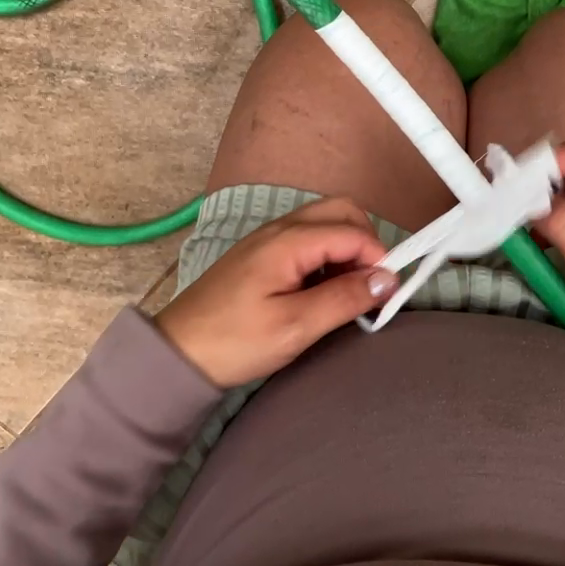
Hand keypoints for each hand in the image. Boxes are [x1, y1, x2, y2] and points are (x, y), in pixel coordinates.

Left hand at [154, 197, 397, 386]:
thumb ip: (344, 298)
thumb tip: (387, 279)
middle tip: (371, 284)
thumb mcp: (295, 327)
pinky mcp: (262, 254)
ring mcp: (268, 238)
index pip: (352, 231)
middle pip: (341, 211)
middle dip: (367, 242)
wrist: (176, 354)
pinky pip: (308, 238)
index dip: (379, 258)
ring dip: (348, 248)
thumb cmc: (234, 342)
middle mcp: (279, 228)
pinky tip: (325, 289)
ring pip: (325, 222)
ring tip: (350, 291)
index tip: (389, 293)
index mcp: (287, 241)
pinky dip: (328, 255)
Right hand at [532, 140, 564, 342]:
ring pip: (562, 194)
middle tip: (509, 205)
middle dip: (538, 186)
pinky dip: (544, 223)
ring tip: (519, 225)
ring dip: (539, 206)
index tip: (515, 183)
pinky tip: (533, 240)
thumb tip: (524, 197)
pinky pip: (563, 215)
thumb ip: (562, 222)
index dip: (546, 163)